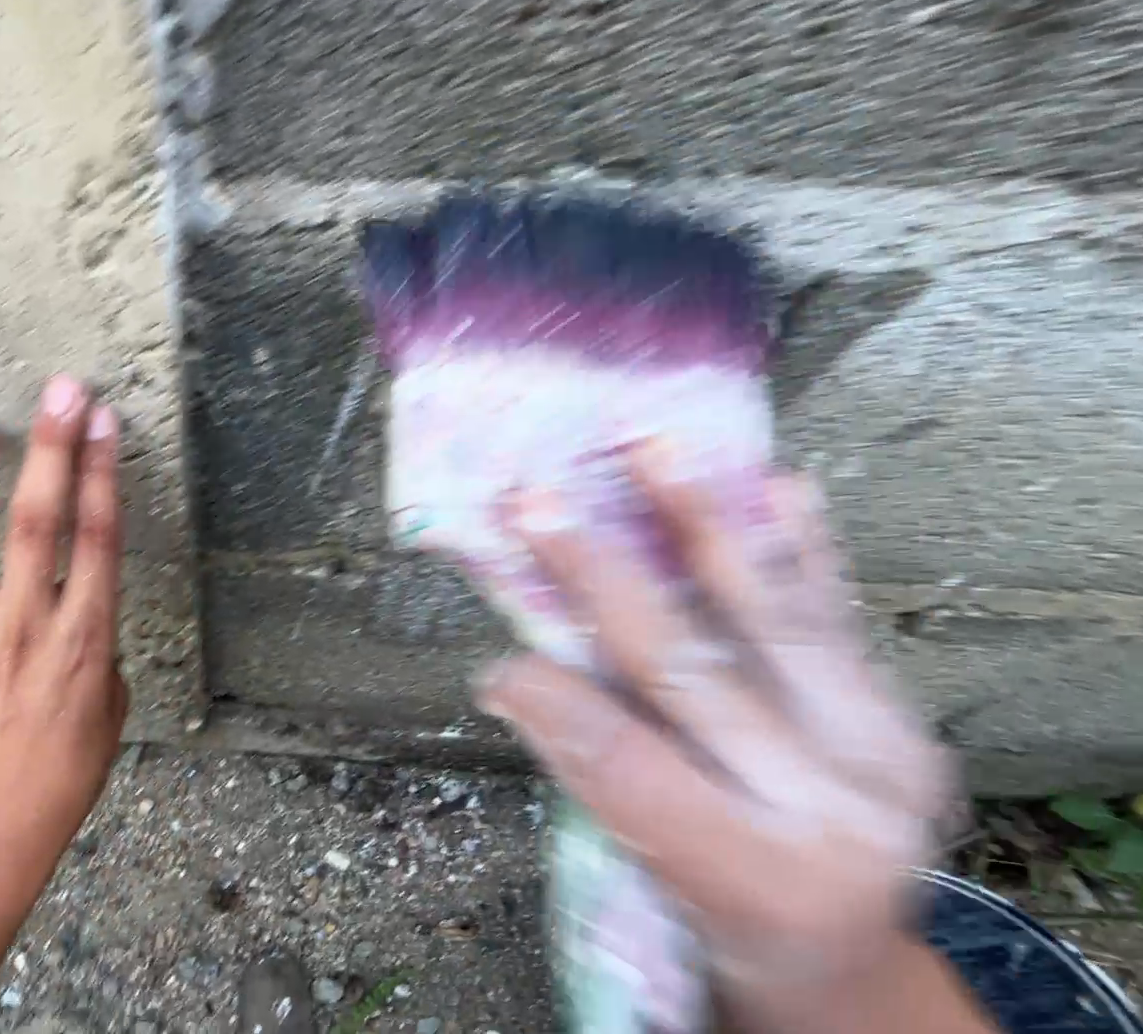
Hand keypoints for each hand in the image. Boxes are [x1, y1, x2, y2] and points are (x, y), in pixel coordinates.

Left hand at [0, 374, 128, 881]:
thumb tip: (71, 596)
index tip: (101, 421)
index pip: (98, 536)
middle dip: (51, 448)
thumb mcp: (112, 701)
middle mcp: (25, 626)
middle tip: (59, 392)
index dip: (101, 472)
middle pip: (38, 521)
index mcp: (84, 637)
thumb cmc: (67, 766)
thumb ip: (93, 638)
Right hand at [477, 448, 967, 1032]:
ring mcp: (881, 753)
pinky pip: (839, 617)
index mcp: (750, 872)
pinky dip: (798, 544)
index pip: (625, 763)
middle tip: (538, 505)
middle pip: (689, 671)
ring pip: (773, 621)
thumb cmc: (709, 910)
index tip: (493, 663)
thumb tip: (512, 678)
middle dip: (601, 576)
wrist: (841, 945)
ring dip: (703, 524)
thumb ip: (585, 766)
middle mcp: (829, 809)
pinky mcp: (901, 715)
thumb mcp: (635, 862)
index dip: (550, 703)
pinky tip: (775, 483)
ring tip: (656, 450)